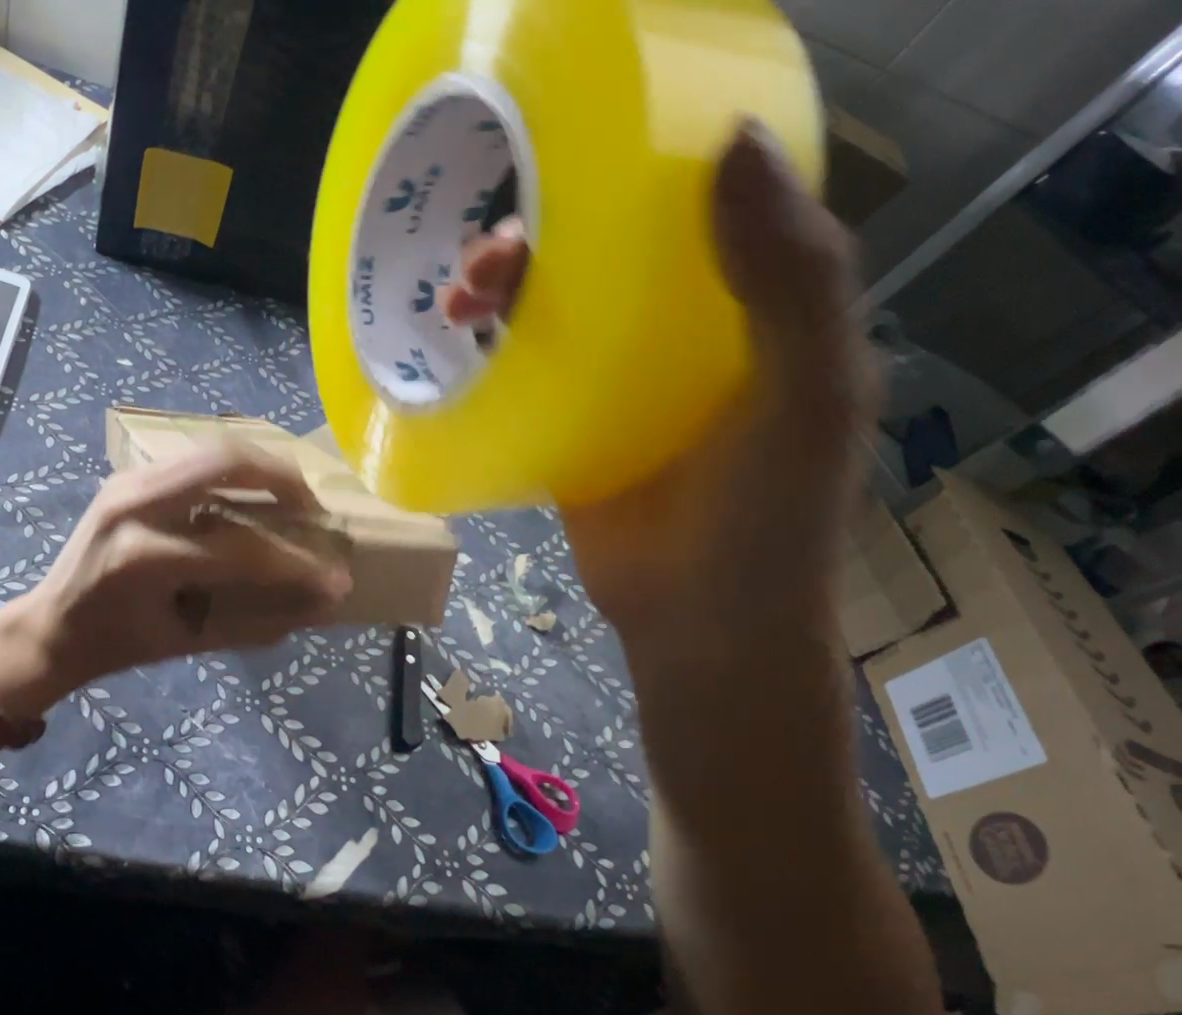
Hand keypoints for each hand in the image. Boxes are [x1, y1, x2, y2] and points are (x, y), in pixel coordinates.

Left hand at [0, 442, 352, 713]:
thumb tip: (318, 607)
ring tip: (292, 496)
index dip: (295, 565)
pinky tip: (252, 494)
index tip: (335, 578)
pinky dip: (232, 470)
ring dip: (260, 467)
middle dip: (283, 480)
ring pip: (211, 448)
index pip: (240, 549)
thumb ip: (256, 623)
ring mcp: (126, 481)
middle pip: (225, 462)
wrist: (52, 624)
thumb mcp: (187, 643)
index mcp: (143, 557)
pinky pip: (192, 457)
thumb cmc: (118, 643)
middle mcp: (133, 504)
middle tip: (314, 508)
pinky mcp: (125, 474)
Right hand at [441, 120, 873, 653]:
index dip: (646, 167)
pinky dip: (488, 343)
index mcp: (756, 307)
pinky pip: (524, 365)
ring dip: (503, 285)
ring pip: (554, 303)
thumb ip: (791, 278)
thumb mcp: (805, 393)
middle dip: (544, 232)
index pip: (701, 207)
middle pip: (605, 251)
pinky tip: (454, 338)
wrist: (699, 626)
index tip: (581, 150)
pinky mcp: (569, 424)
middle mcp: (685, 331)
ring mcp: (620, 380)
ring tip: (459, 296)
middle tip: (491, 251)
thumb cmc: (765, 517)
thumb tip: (734, 141)